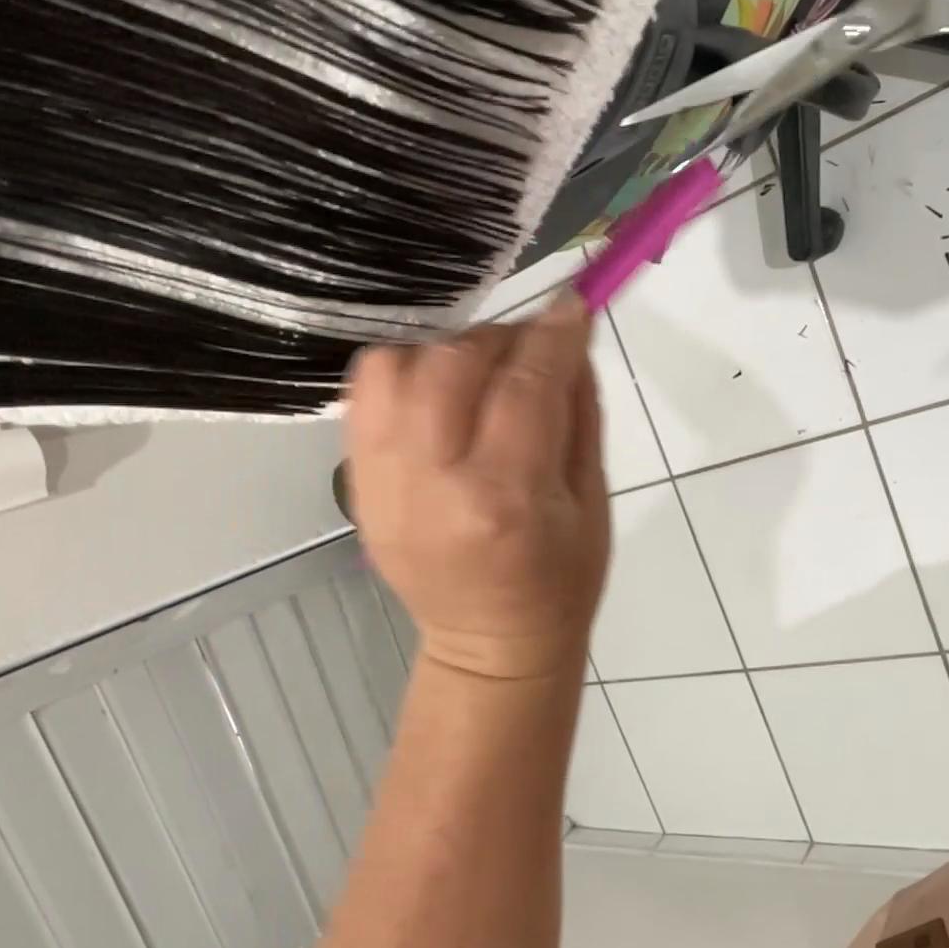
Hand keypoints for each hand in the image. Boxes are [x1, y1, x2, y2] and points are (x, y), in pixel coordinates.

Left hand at [344, 293, 608, 680]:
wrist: (490, 642)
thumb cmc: (563, 580)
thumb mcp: (592, 498)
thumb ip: (579, 412)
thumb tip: (569, 341)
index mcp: (505, 499)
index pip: (527, 385)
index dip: (554, 334)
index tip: (573, 305)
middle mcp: (432, 483)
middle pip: (454, 363)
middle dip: (504, 338)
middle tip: (534, 350)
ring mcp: (380, 484)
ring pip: (396, 367)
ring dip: (448, 351)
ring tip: (482, 373)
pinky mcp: (356, 485)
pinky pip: (365, 395)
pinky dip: (405, 373)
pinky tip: (441, 392)